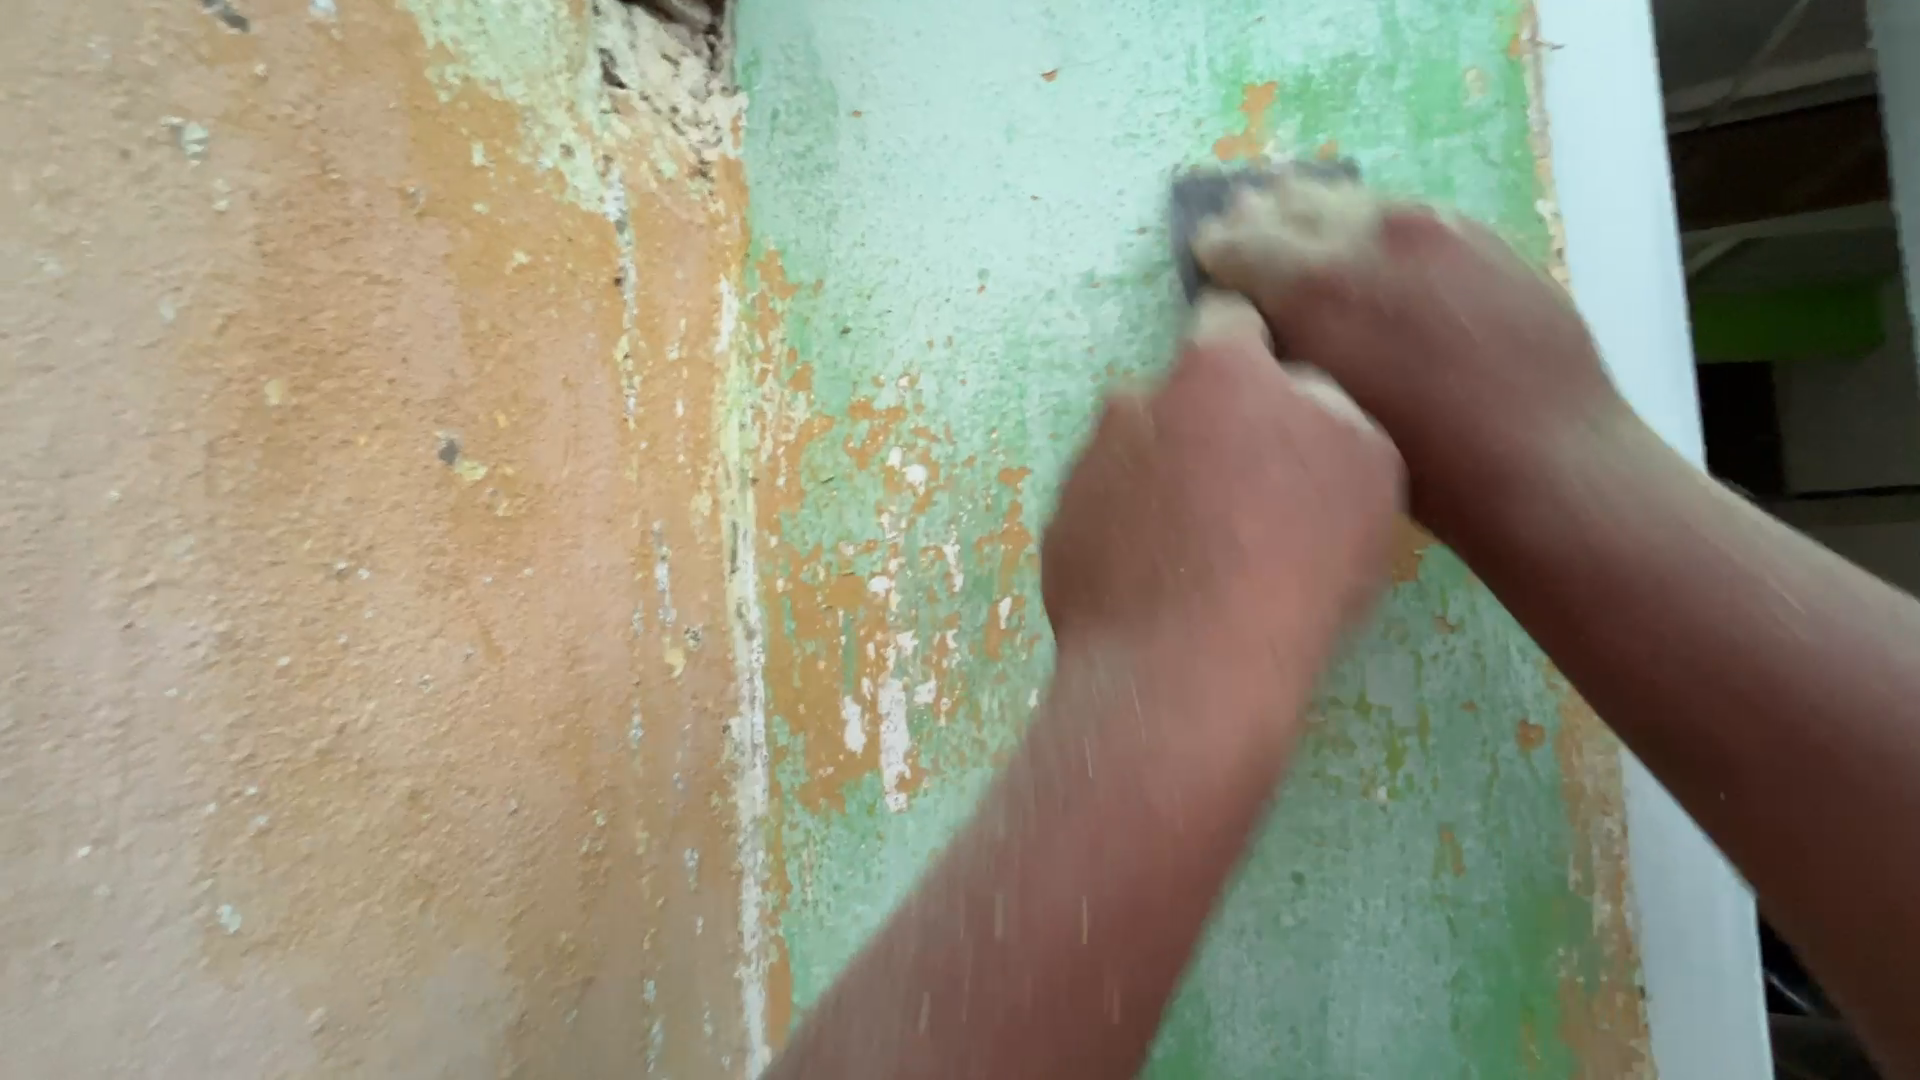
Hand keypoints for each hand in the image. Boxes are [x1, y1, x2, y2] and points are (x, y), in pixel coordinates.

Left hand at [1040, 292, 1404, 711]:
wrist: (1184, 667)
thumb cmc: (1294, 561)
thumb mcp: (1365, 465)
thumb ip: (1322, 402)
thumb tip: (1287, 389)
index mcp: (1212, 371)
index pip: (1229, 319)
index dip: (1253, 349)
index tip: (1266, 388)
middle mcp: (1131, 403)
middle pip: (1176, 397)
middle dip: (1205, 426)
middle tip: (1241, 494)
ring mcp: (1083, 469)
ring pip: (1133, 456)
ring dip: (1161, 480)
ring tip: (1195, 552)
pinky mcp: (1056, 528)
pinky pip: (1102, 512)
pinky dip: (1125, 531)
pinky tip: (1154, 582)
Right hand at [1192, 172, 1631, 540]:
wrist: (1538, 455)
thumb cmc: (1406, 453)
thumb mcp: (1313, 400)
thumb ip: (1277, 338)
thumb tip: (1254, 309)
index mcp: (1314, 282)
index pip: (1241, 244)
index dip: (1216, 249)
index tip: (1204, 252)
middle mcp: (1368, 234)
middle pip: (1291, 207)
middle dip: (1257, 217)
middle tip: (1235, 221)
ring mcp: (1430, 225)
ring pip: (1349, 198)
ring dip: (1309, 207)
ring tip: (1285, 208)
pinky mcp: (1475, 233)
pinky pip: (1398, 208)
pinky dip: (1362, 215)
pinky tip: (1355, 229)